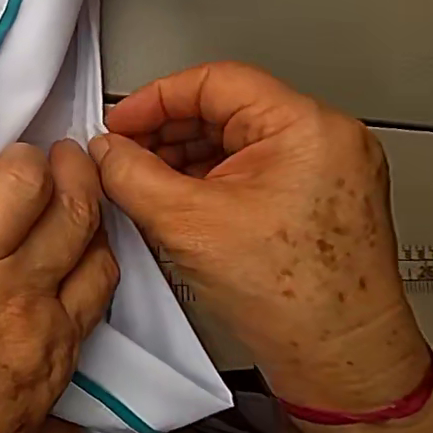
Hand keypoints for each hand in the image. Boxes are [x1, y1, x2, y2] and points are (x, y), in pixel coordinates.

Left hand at [0, 141, 115, 432]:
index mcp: (51, 346)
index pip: (99, 268)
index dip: (95, 236)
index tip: (82, 222)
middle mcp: (17, 295)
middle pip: (72, 212)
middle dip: (75, 177)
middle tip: (64, 159)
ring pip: (19, 183)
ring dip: (22, 164)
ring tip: (12, 160)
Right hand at [87, 61, 430, 412]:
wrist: (332, 350)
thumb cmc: (286, 290)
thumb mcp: (182, 220)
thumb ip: (129, 174)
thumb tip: (101, 149)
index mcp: (304, 129)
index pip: (215, 82)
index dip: (154, 99)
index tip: (115, 125)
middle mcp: (320, 140)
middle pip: (221, 108)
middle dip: (160, 130)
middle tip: (116, 155)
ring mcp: (316, 169)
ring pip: (227, 140)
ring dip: (174, 156)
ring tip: (134, 182)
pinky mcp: (304, 197)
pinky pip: (238, 169)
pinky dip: (195, 178)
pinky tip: (165, 200)